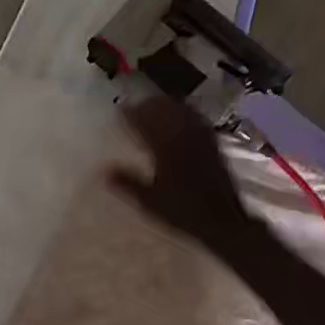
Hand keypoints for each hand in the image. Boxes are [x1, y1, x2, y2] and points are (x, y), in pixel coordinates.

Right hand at [106, 97, 262, 253]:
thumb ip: (126, 182)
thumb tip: (102, 170)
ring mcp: (201, 135)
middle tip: (134, 109)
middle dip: (146, 105)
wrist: (221, 220)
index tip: (119, 110)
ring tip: (153, 109)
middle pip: (162, 107)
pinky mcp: (213, 141)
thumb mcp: (149, 201)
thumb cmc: (182, 212)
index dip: (130, 112)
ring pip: (180, 108)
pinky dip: (183, 112)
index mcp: (164, 146)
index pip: (143, 120)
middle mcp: (183, 134)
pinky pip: (196, 117)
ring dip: (165, 105)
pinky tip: (179, 119)